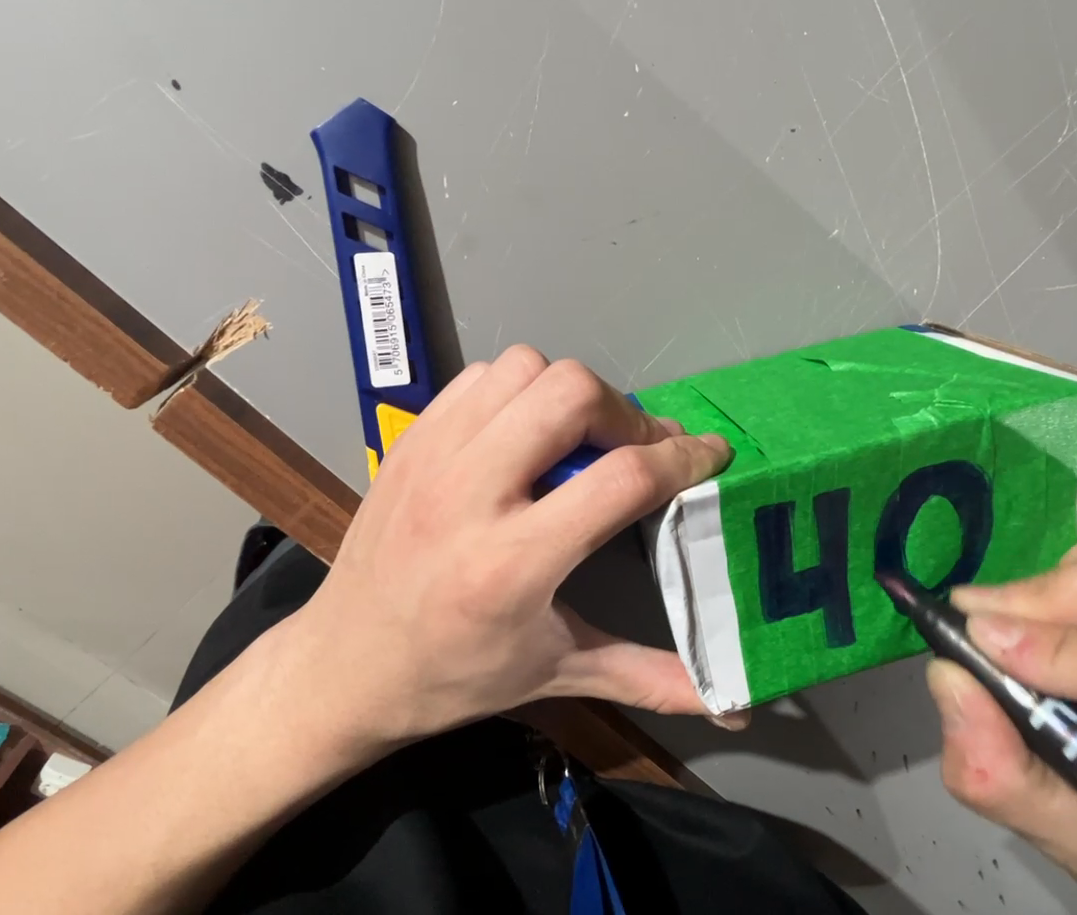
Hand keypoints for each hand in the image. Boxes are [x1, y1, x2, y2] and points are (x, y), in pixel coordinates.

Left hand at [279, 345, 731, 754]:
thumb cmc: (453, 678)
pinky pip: (480, 377)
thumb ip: (649, 676)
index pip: (620, 479)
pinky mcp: (410, 439)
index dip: (682, 458)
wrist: (341, 667)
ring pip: (523, 370)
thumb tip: (734, 705)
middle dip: (622, 413)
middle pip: (569, 394)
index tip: (709, 454)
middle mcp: (470, 494)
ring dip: (568, 394)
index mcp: (513, 563)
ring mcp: (432, 457)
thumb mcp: (556, 673)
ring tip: (579, 439)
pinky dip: (518, 391)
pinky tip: (526, 433)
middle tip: (635, 449)